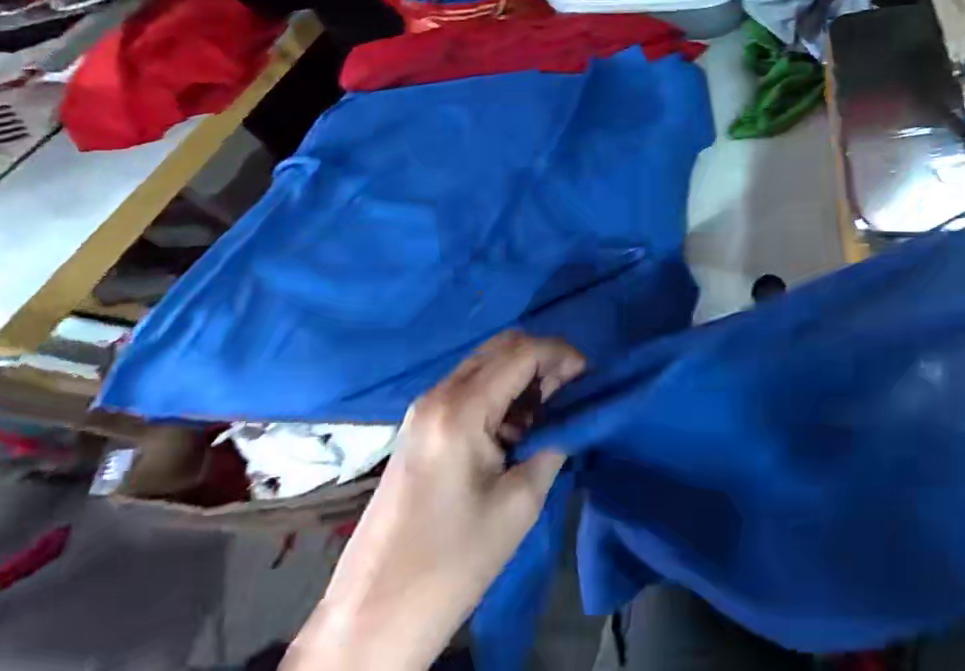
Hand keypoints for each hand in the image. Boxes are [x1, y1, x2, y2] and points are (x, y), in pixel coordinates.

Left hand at [286, 331, 585, 670]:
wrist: (373, 618)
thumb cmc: (453, 561)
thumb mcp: (521, 501)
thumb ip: (554, 442)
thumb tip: (572, 416)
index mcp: (460, 409)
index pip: (523, 351)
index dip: (565, 356)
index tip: (591, 381)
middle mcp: (436, 396)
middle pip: (502, 347)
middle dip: (545, 359)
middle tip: (572, 394)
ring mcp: (422, 412)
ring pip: (485, 364)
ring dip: (524, 376)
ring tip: (550, 414)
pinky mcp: (419, 431)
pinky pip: (469, 389)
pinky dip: (502, 393)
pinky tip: (518, 430)